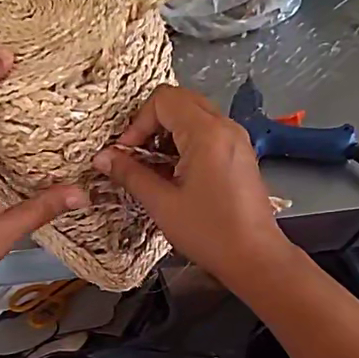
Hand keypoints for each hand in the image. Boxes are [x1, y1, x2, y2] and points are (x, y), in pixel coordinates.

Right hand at [93, 86, 294, 289]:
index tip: (126, 153)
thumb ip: (130, 174)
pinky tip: (175, 175)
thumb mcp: (162, 204)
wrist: (254, 257)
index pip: (163, 100)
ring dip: (168, 134)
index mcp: (206, 133)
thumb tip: (103, 157)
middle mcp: (226, 127)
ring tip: (154, 168)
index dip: (138, 123)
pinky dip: (186, 143)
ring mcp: (237, 139)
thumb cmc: (210, 233)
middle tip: (136, 156)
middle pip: (180, 102)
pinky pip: (208, 133)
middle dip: (152, 124)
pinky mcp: (240, 155)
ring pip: (194, 116)